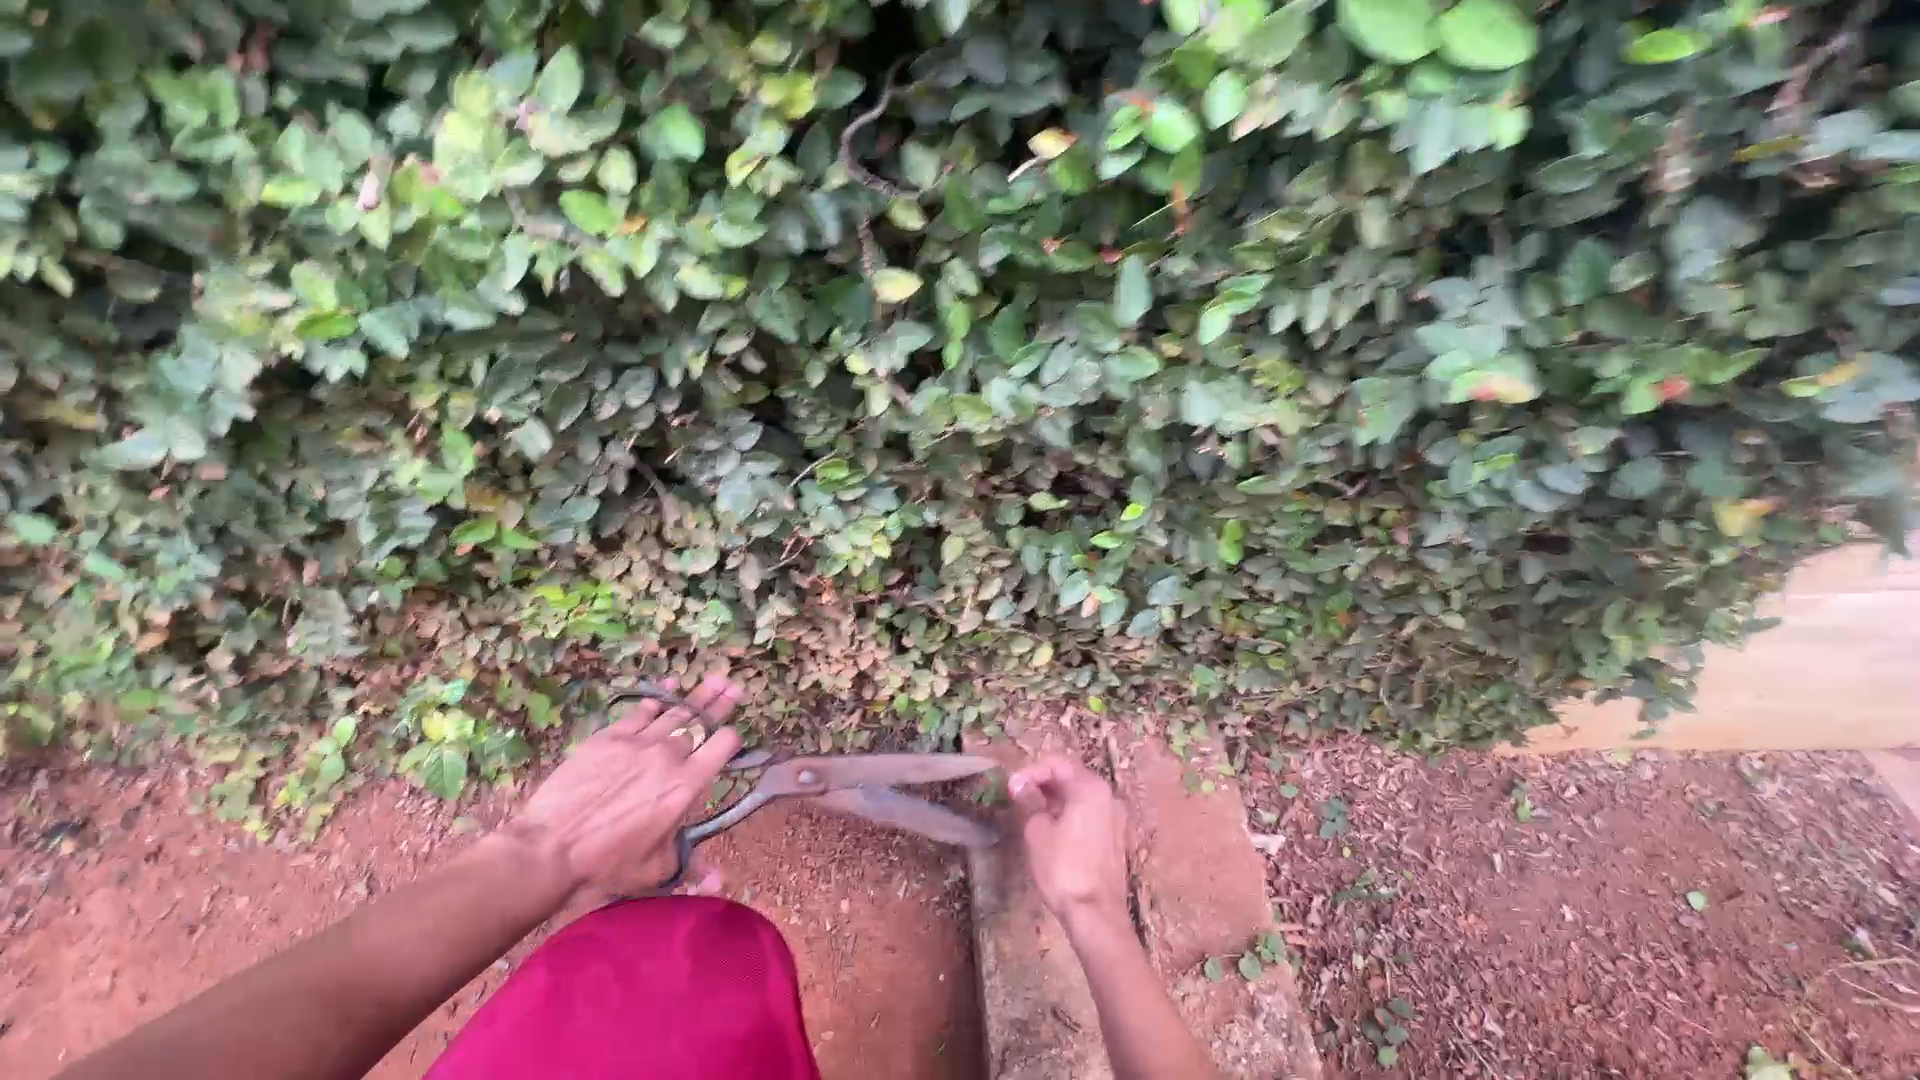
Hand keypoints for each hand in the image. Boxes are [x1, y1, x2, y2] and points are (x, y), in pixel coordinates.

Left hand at [499, 674, 745, 900]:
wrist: (550, 848)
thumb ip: (691, 867)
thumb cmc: (606, 864)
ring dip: (695, 694)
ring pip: (673, 711)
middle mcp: (668, 756)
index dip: (732, 738)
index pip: (722, 745)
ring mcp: (637, 742)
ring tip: (712, 679)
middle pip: (701, 721)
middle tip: (735, 686)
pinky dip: (655, 700)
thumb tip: (722, 882)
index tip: (732, 737)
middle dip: (721, 704)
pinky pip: (638, 713)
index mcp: (686, 785)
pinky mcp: (608, 738)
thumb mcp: (656, 871)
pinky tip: (664, 689)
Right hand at [1008, 756, 1129, 932]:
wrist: (1096, 915)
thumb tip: (1020, 784)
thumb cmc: (1063, 868)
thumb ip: (1029, 801)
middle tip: (1019, 798)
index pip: (1058, 763)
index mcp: (1091, 788)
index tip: (1011, 788)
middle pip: (1072, 776)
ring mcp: (1116, 818)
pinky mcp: (1116, 839)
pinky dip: (1070, 814)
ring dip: (1056, 799)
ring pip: (1082, 796)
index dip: (1031, 772)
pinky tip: (1053, 831)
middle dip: (1043, 783)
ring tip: (1031, 814)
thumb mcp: (1037, 831)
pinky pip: (1090, 814)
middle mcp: (1109, 797)